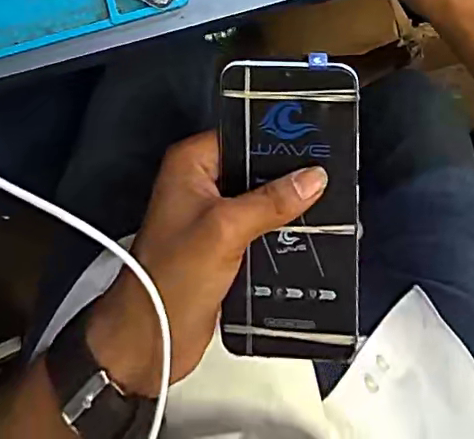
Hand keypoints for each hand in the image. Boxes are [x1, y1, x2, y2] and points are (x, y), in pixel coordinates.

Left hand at [84, 132, 326, 394]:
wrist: (150, 341)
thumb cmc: (167, 279)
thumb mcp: (225, 230)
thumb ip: (270, 202)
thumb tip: (310, 177)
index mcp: (190, 162)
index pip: (241, 133)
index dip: (274, 136)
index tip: (311, 139)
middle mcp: (200, 181)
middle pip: (253, 164)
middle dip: (285, 171)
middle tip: (323, 172)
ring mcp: (211, 212)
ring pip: (259, 195)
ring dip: (284, 202)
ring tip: (323, 199)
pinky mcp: (223, 241)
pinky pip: (259, 223)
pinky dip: (278, 226)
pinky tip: (305, 229)